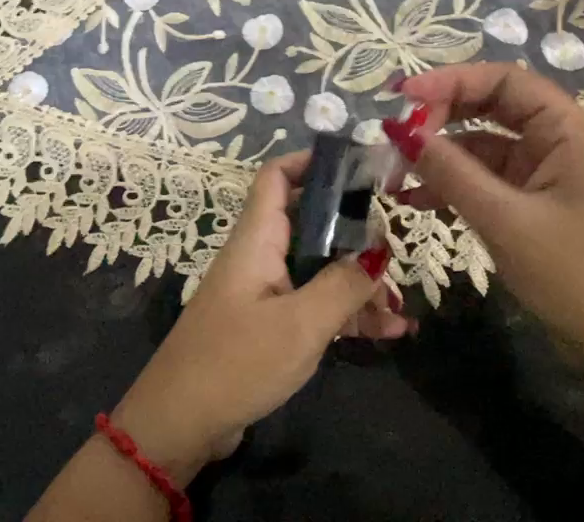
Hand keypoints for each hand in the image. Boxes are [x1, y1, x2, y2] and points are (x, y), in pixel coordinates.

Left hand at [109, 151, 411, 484]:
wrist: (182, 421)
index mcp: (257, 240)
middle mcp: (259, 256)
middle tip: (398, 249)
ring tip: (402, 306)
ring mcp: (263, 292)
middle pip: (309, 224)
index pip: (277, 177)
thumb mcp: (300, 324)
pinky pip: (313, 306)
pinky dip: (346, 314)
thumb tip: (379, 248)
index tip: (359, 169)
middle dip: (354, 234)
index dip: (312, 163)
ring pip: (317, 269)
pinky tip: (389, 332)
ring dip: (358, 283)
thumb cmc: (237, 362)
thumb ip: (343, 285)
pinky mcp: (268, 326)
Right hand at [390, 63, 583, 369]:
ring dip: (441, 156)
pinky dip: (455, 185)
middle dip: (440, 117)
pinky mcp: (539, 204)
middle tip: (395, 137)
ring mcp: (550, 173)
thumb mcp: (505, 222)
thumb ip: (450, 171)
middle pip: (491, 106)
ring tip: (394, 175)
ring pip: (484, 144)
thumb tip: (398, 131)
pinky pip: (489, 179)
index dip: (449, 81)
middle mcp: (561, 141)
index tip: (400, 98)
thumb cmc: (580, 278)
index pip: (503, 80)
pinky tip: (417, 202)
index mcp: (569, 130)